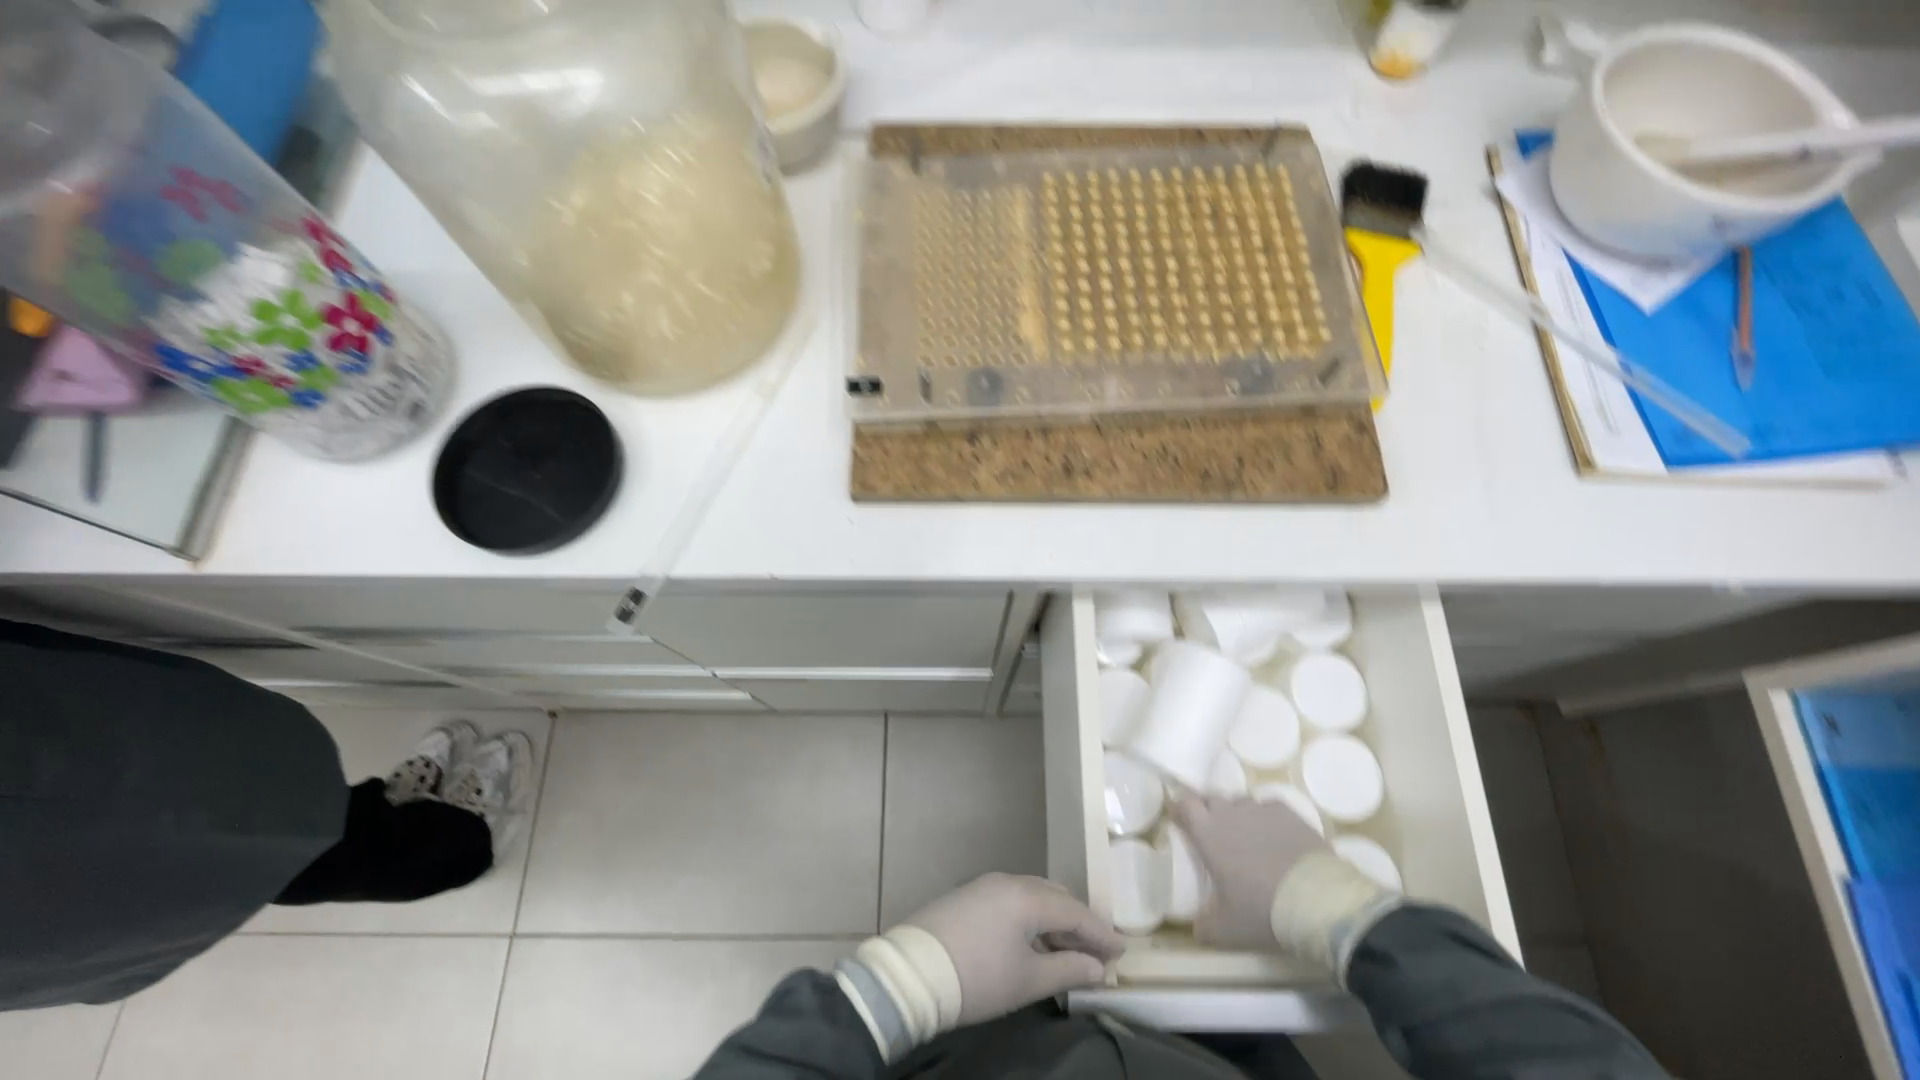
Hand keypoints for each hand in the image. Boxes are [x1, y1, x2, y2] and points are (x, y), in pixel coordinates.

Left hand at [904, 873, 1125, 1023]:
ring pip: (1032, 896)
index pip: (1076, 912)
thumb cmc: (977, 978)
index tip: (1122, 952)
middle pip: (1055, 897)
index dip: (1101, 933)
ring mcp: (984, 886)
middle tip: (1097, 951)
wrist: (911, 974)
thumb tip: (1098, 969)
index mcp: (1027, 897)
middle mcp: (1008, 882)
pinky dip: (1030, 918)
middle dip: (1079, 923)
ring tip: (1067, 951)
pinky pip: (1011, 900)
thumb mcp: (1028, 981)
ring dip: (1054, 920)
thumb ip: (1068, 971)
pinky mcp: (966, 897)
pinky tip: (1032, 943)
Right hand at [1170, 795, 1331, 949]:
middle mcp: (1231, 813)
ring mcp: (1262, 811)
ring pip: (1241, 803)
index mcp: (1208, 834)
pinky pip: (1269, 808)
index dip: (1179, 809)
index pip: (1184, 804)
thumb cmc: (1261, 911)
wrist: (1317, 901)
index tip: (1178, 819)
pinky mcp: (1291, 814)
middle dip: (1206, 810)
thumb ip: (1204, 926)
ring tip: (1245, 837)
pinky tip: (1273, 836)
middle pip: (1211, 798)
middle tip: (1211, 832)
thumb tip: (1197, 927)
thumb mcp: (1225, 930)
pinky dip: (1265, 819)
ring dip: (1236, 815)